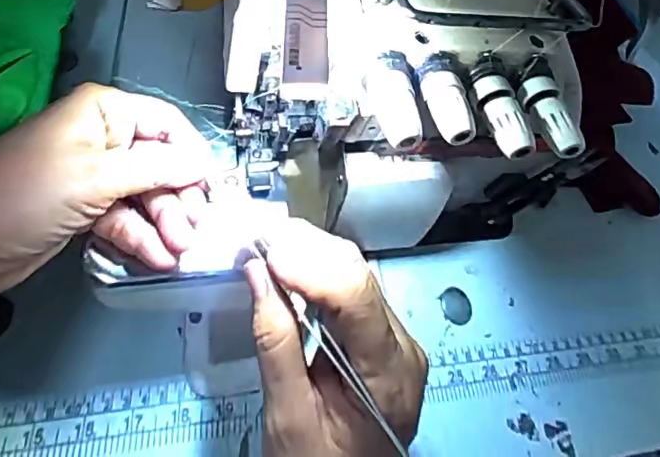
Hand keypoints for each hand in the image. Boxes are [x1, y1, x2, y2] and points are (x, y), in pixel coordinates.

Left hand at [0, 85, 216, 374]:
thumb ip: (158, 168)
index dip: (191, 154)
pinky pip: (122, 217)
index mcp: (104, 111)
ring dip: (162, 222)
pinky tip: (155, 258)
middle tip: (194, 231)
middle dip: (177, 197)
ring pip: (143, 194)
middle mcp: (102, 138)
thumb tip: (205, 163)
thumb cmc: (28, 193)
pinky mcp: (81, 210)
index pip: (165, 124)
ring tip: (179, 252)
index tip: (213, 187)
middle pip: (158, 162)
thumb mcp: (97, 177)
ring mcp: (91, 175)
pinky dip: (138, 236)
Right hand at [246, 219, 427, 455]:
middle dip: (306, 249)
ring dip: (307, 252)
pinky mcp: (379, 331)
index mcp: (390, 374)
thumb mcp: (288, 421)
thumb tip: (257, 272)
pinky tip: (287, 262)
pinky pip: (347, 287)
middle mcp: (402, 345)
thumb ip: (275, 344)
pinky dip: (314, 270)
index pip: (356, 296)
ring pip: (352, 272)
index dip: (311, 265)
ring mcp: (394, 336)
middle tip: (259, 237)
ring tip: (267, 243)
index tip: (269, 251)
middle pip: (356, 275)